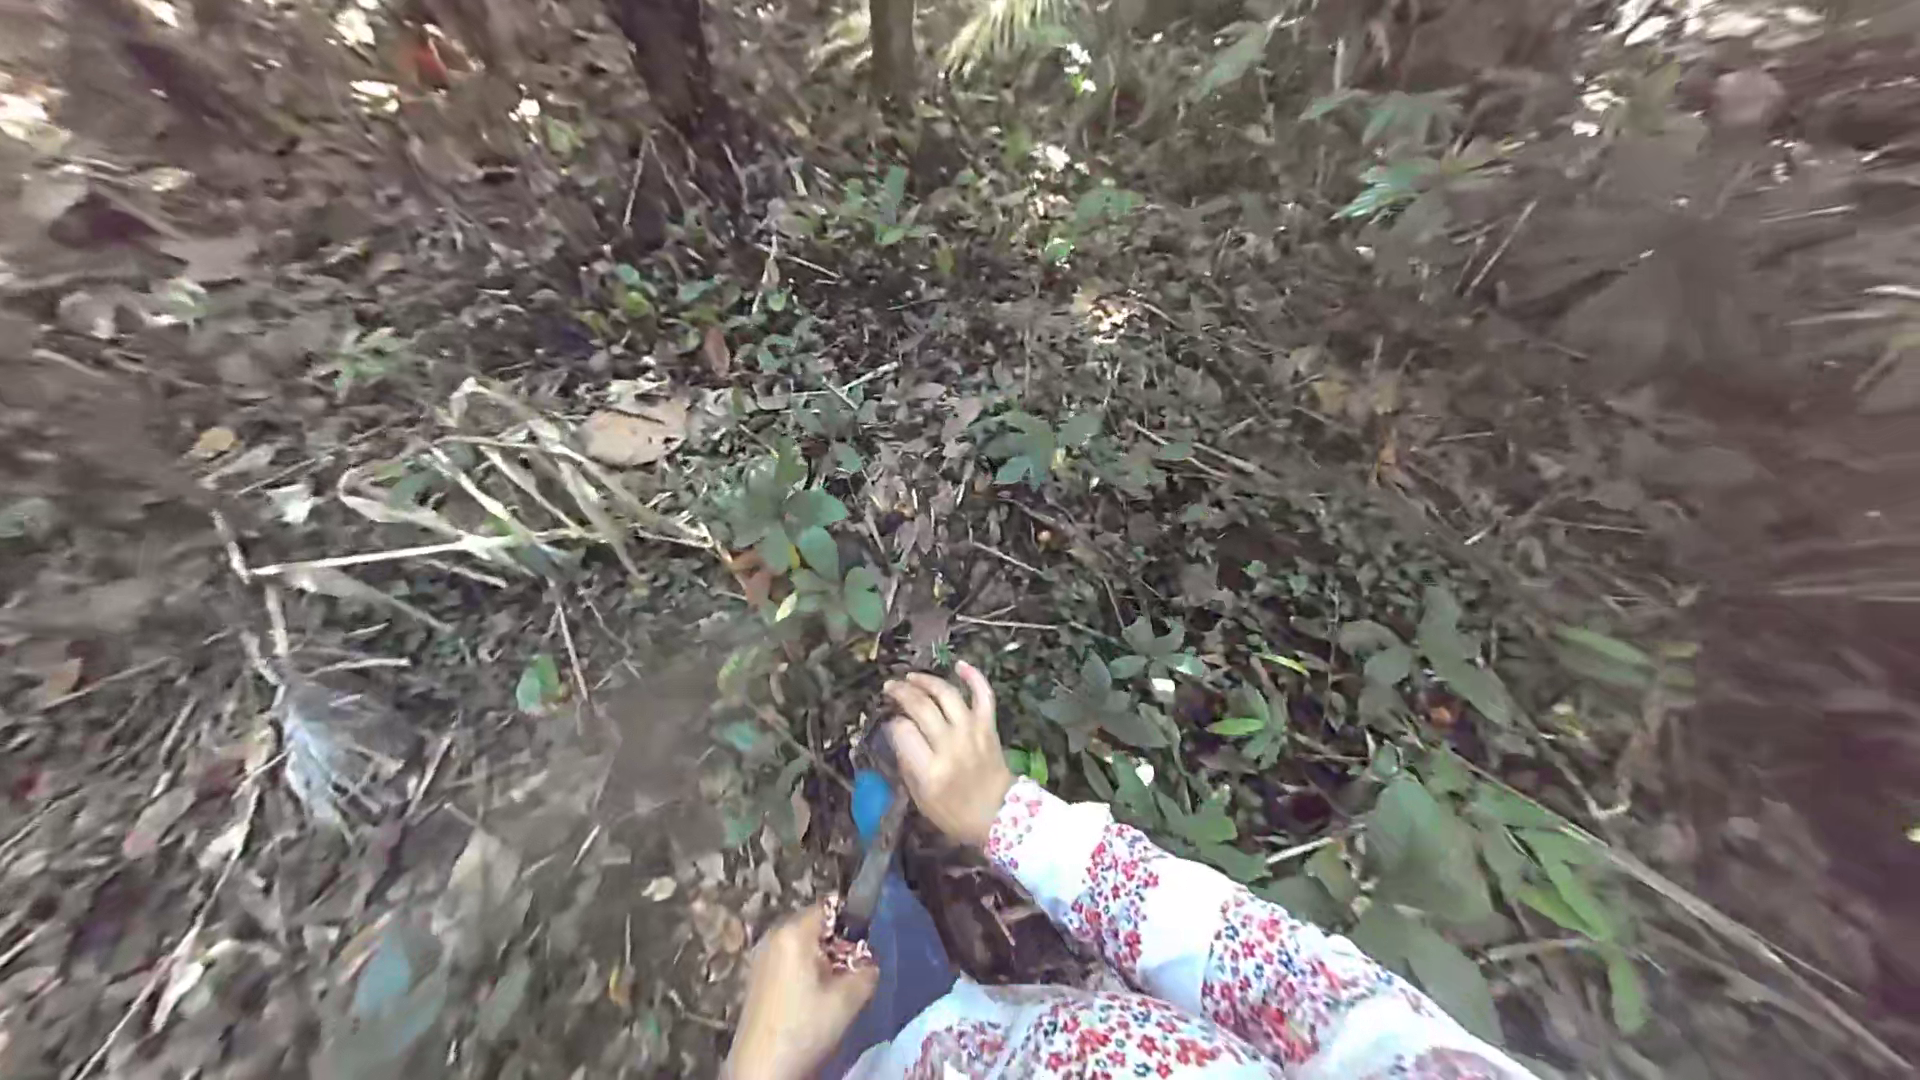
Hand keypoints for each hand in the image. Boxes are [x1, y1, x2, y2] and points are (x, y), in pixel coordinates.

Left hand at [724, 902, 878, 1079]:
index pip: (831, 906)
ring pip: (804, 944)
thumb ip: (867, 969)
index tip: (859, 950)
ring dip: (821, 960)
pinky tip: (809, 1002)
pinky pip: (790, 959)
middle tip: (847, 973)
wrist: (760, 1076)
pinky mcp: (756, 977)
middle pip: (817, 924)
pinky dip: (804, 972)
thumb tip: (868, 960)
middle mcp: (774, 934)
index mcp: (794, 931)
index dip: (850, 924)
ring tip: (829, 991)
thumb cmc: (804, 1030)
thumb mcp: (848, 1000)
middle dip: (836, 944)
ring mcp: (762, 955)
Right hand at [884, 662, 1014, 848]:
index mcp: (931, 770)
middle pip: (922, 707)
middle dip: (901, 693)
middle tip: (889, 688)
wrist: (998, 815)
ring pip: (947, 694)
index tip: (890, 722)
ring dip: (926, 680)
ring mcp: (972, 731)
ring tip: (911, 677)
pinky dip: (973, 676)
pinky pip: (983, 694)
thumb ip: (906, 764)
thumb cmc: (954, 812)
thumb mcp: (920, 798)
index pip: (903, 731)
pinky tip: (959, 664)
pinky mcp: (988, 725)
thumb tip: (896, 731)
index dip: (892, 723)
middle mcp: (951, 745)